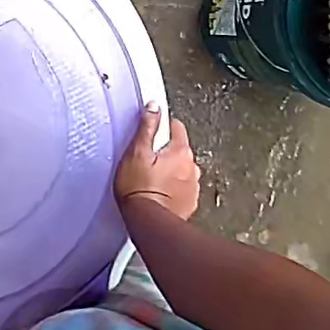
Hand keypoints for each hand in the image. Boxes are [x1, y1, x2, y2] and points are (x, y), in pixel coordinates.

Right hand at [114, 101, 199, 219]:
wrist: (148, 222)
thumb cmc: (139, 188)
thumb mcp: (136, 151)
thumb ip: (147, 126)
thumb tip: (153, 107)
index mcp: (180, 151)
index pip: (176, 126)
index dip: (161, 125)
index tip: (151, 130)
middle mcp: (192, 168)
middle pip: (178, 148)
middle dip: (164, 150)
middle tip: (145, 158)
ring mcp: (192, 187)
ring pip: (180, 169)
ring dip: (169, 170)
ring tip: (149, 177)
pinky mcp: (188, 203)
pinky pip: (181, 188)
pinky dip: (172, 187)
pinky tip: (157, 191)